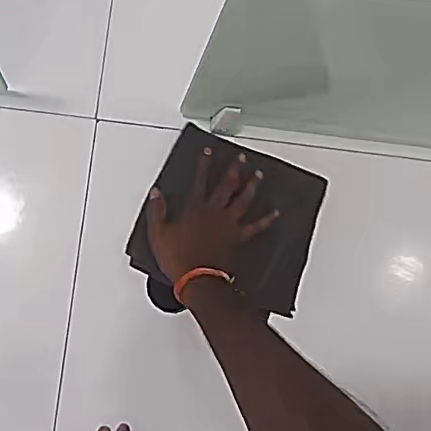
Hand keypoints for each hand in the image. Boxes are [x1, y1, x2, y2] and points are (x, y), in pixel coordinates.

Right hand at [145, 147, 279, 283]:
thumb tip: (156, 194)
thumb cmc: (178, 257)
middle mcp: (214, 212)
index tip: (208, 151)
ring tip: (257, 175)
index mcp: (195, 208)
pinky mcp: (237, 238)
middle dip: (234, 168)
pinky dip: (266, 219)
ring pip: (243, 199)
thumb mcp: (158, 233)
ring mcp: (228, 224)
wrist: (198, 279)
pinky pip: (255, 226)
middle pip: (227, 184)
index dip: (204, 163)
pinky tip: (274, 213)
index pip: (200, 179)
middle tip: (241, 158)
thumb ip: (158, 211)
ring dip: (251, 185)